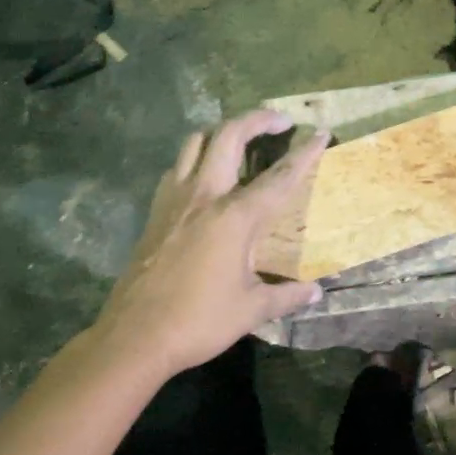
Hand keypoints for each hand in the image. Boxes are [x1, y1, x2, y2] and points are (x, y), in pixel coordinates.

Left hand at [93, 110, 328, 376]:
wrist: (134, 336)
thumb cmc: (198, 321)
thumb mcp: (250, 310)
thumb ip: (286, 296)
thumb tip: (316, 293)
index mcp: (235, 217)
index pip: (280, 176)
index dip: (304, 153)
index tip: (321, 132)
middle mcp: (205, 196)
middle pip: (230, 135)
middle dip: (258, 118)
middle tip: (280, 121)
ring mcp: (175, 199)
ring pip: (196, 142)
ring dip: (222, 132)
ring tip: (240, 140)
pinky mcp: (155, 210)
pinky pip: (177, 167)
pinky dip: (194, 159)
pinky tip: (204, 178)